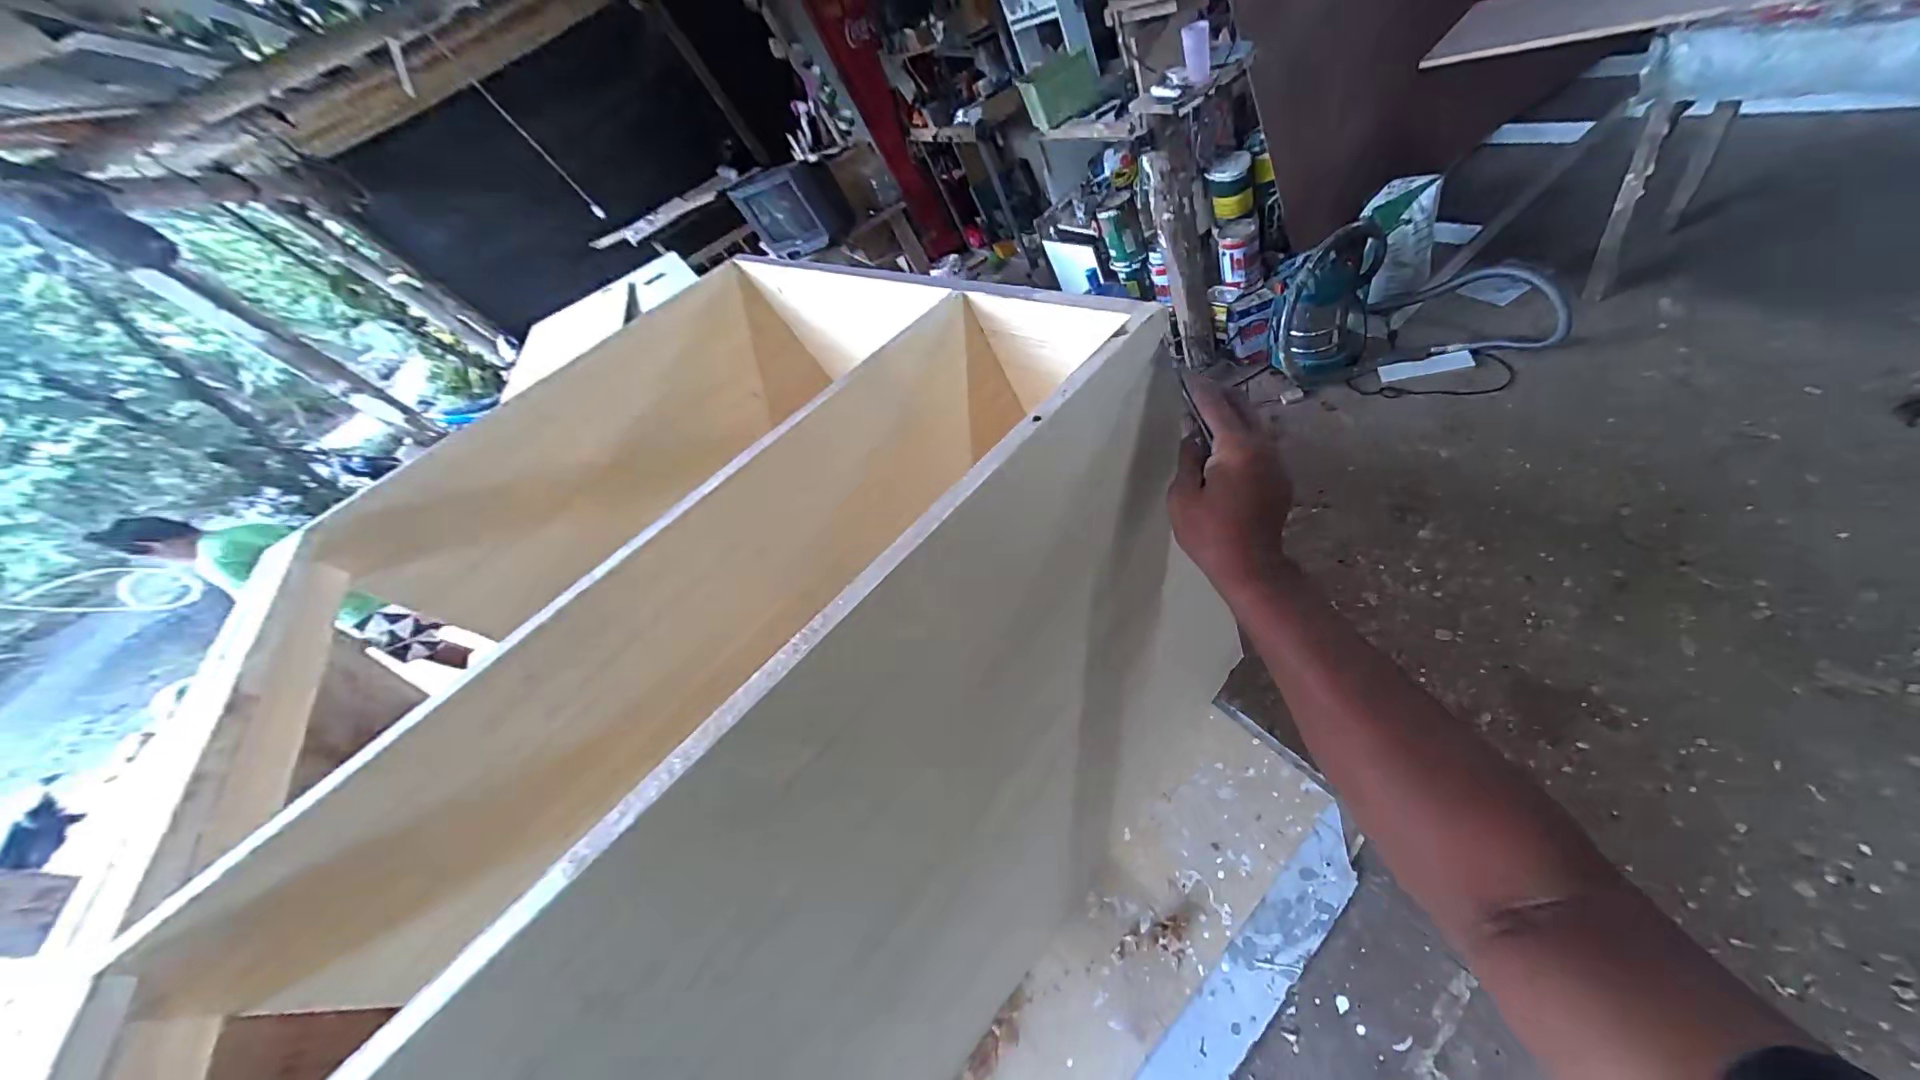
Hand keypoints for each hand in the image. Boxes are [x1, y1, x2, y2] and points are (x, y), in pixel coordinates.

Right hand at [1167, 374, 1294, 595]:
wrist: (1251, 566)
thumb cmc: (1209, 534)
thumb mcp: (1182, 496)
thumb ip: (1187, 458)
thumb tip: (1193, 436)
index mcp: (1237, 447)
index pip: (1216, 406)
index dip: (1198, 389)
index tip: (1185, 376)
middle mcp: (1263, 446)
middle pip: (1242, 406)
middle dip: (1219, 394)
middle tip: (1196, 389)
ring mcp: (1276, 461)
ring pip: (1255, 423)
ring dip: (1233, 414)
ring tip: (1209, 413)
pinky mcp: (1279, 477)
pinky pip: (1260, 443)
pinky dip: (1241, 434)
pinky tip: (1225, 444)